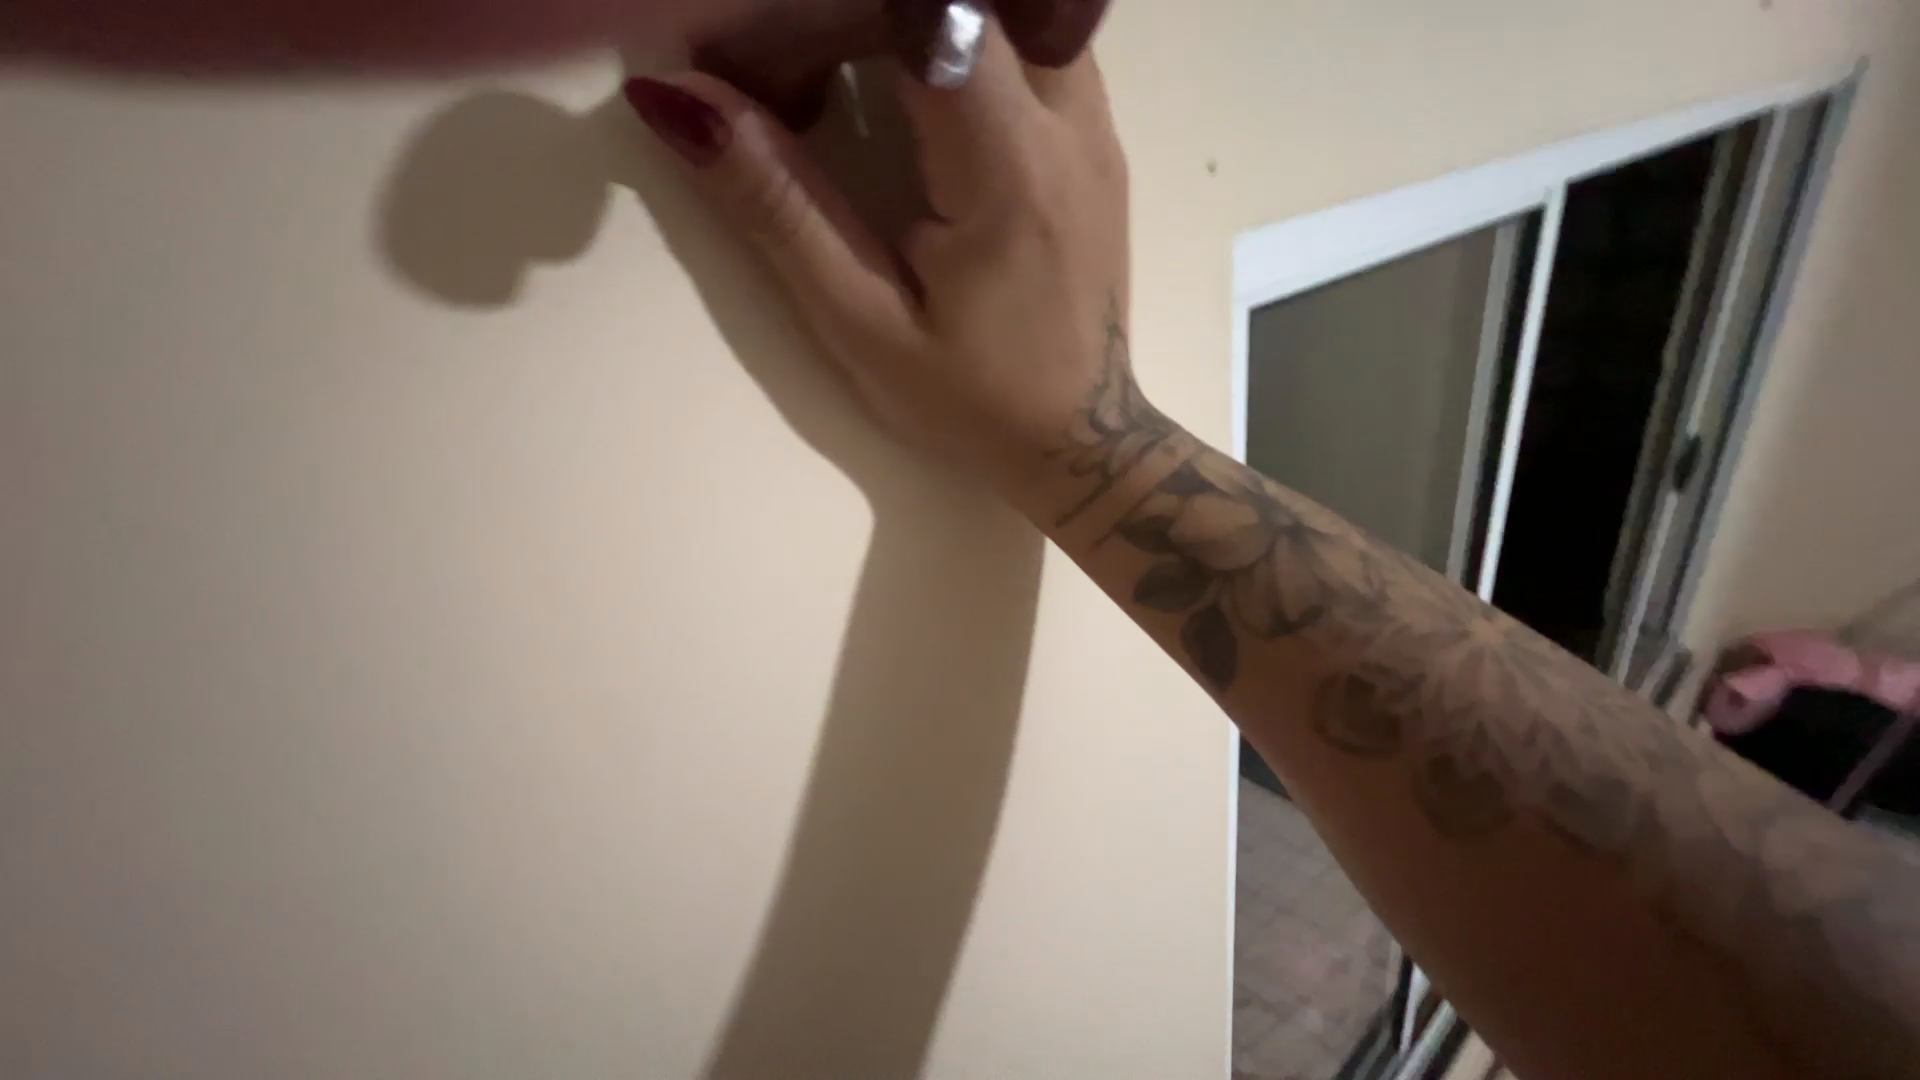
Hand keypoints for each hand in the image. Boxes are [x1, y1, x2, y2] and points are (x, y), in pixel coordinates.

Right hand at [625, 7, 1130, 507]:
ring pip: (1012, 9)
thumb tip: (683, 101)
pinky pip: (1036, 42)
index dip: (830, 11)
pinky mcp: (1099, 144)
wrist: (1075, 439)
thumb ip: (783, 212)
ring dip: (922, 20)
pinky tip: (921, 98)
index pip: (926, 7)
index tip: (769, 63)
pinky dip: (967, 41)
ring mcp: (1096, 128)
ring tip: (855, 75)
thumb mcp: (864, 328)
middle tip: (804, 72)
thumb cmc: (972, 404)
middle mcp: (1071, 123)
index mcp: (1007, 168)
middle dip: (870, 11)